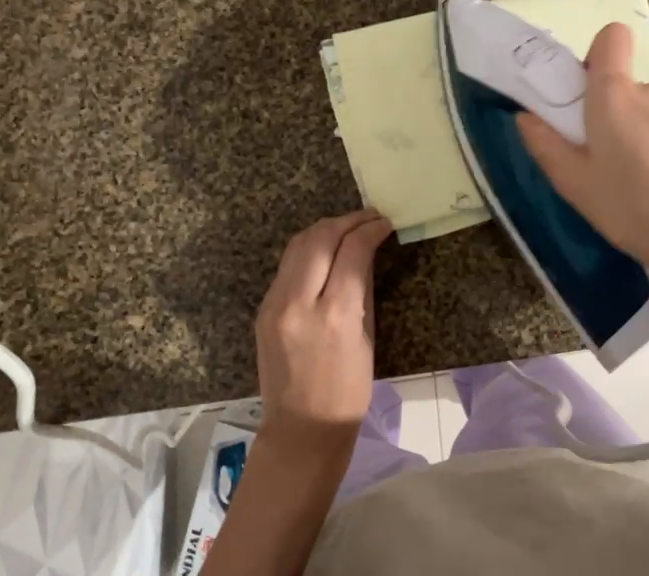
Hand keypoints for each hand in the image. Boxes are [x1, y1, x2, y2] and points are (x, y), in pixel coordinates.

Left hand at [254, 210, 392, 440]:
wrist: (302, 429)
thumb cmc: (348, 390)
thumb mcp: (367, 337)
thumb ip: (363, 289)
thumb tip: (367, 251)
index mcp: (334, 315)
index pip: (352, 251)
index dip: (371, 229)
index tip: (385, 223)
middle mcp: (299, 303)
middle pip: (320, 238)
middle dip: (348, 221)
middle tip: (369, 218)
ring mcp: (274, 305)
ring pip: (298, 245)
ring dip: (325, 230)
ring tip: (348, 228)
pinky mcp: (263, 309)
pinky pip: (287, 266)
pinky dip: (309, 250)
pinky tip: (325, 252)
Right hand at [516, 23, 648, 321]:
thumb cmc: (634, 209)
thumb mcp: (575, 184)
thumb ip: (545, 145)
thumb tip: (526, 116)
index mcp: (615, 94)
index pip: (611, 37)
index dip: (595, 55)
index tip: (581, 95)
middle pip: (624, 84)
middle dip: (607, 111)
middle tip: (596, 159)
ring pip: (647, 112)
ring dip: (634, 135)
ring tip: (630, 185)